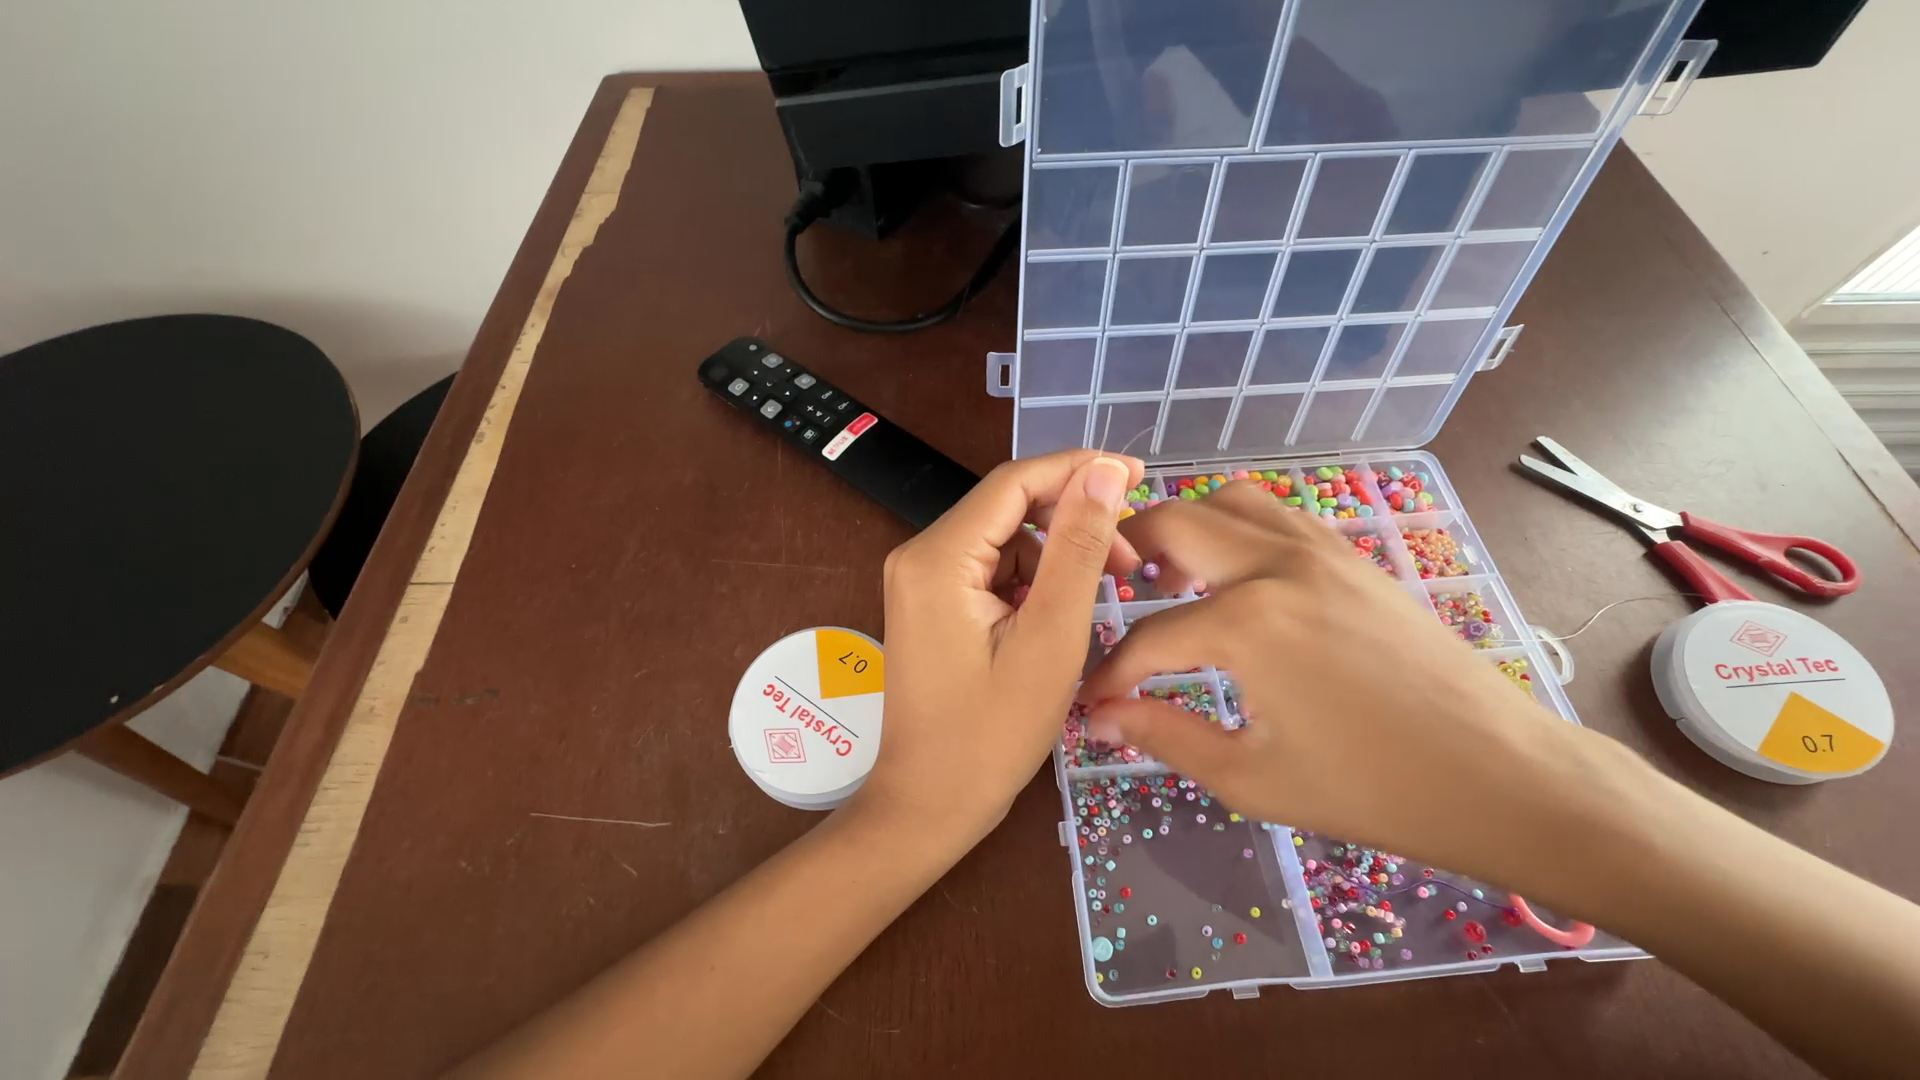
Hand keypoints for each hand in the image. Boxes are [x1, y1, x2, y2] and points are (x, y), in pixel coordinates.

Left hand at [853, 449, 1145, 842]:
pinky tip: (1063, 615)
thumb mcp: (1050, 638)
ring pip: (1005, 540)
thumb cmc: (992, 734)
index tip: (1139, 478)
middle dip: (1073, 521)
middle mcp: (920, 555)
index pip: (1014, 482)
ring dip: (1058, 556)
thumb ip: (1078, 548)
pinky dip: (1034, 582)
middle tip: (1131, 559)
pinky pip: (992, 571)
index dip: (1079, 469)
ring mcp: (922, 581)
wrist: (930, 804)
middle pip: (1009, 508)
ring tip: (1102, 598)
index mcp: (938, 557)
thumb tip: (1103, 471)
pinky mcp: (933, 605)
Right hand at [1079, 481, 1583, 876]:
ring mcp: (1320, 549)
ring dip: (1186, 528)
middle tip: (1109, 594)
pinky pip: (1277, 515)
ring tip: (1171, 577)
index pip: (1147, 637)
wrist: (1503, 775)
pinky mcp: (1353, 555)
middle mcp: (1275, 564)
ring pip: (1228, 501)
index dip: (1110, 672)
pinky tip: (1237, 577)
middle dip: (1127, 552)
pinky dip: (1237, 528)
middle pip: (1173, 523)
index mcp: (1245, 622)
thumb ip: (1164, 736)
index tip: (1090, 699)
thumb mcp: (1251, 777)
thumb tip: (1101, 718)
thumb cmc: (1372, 788)